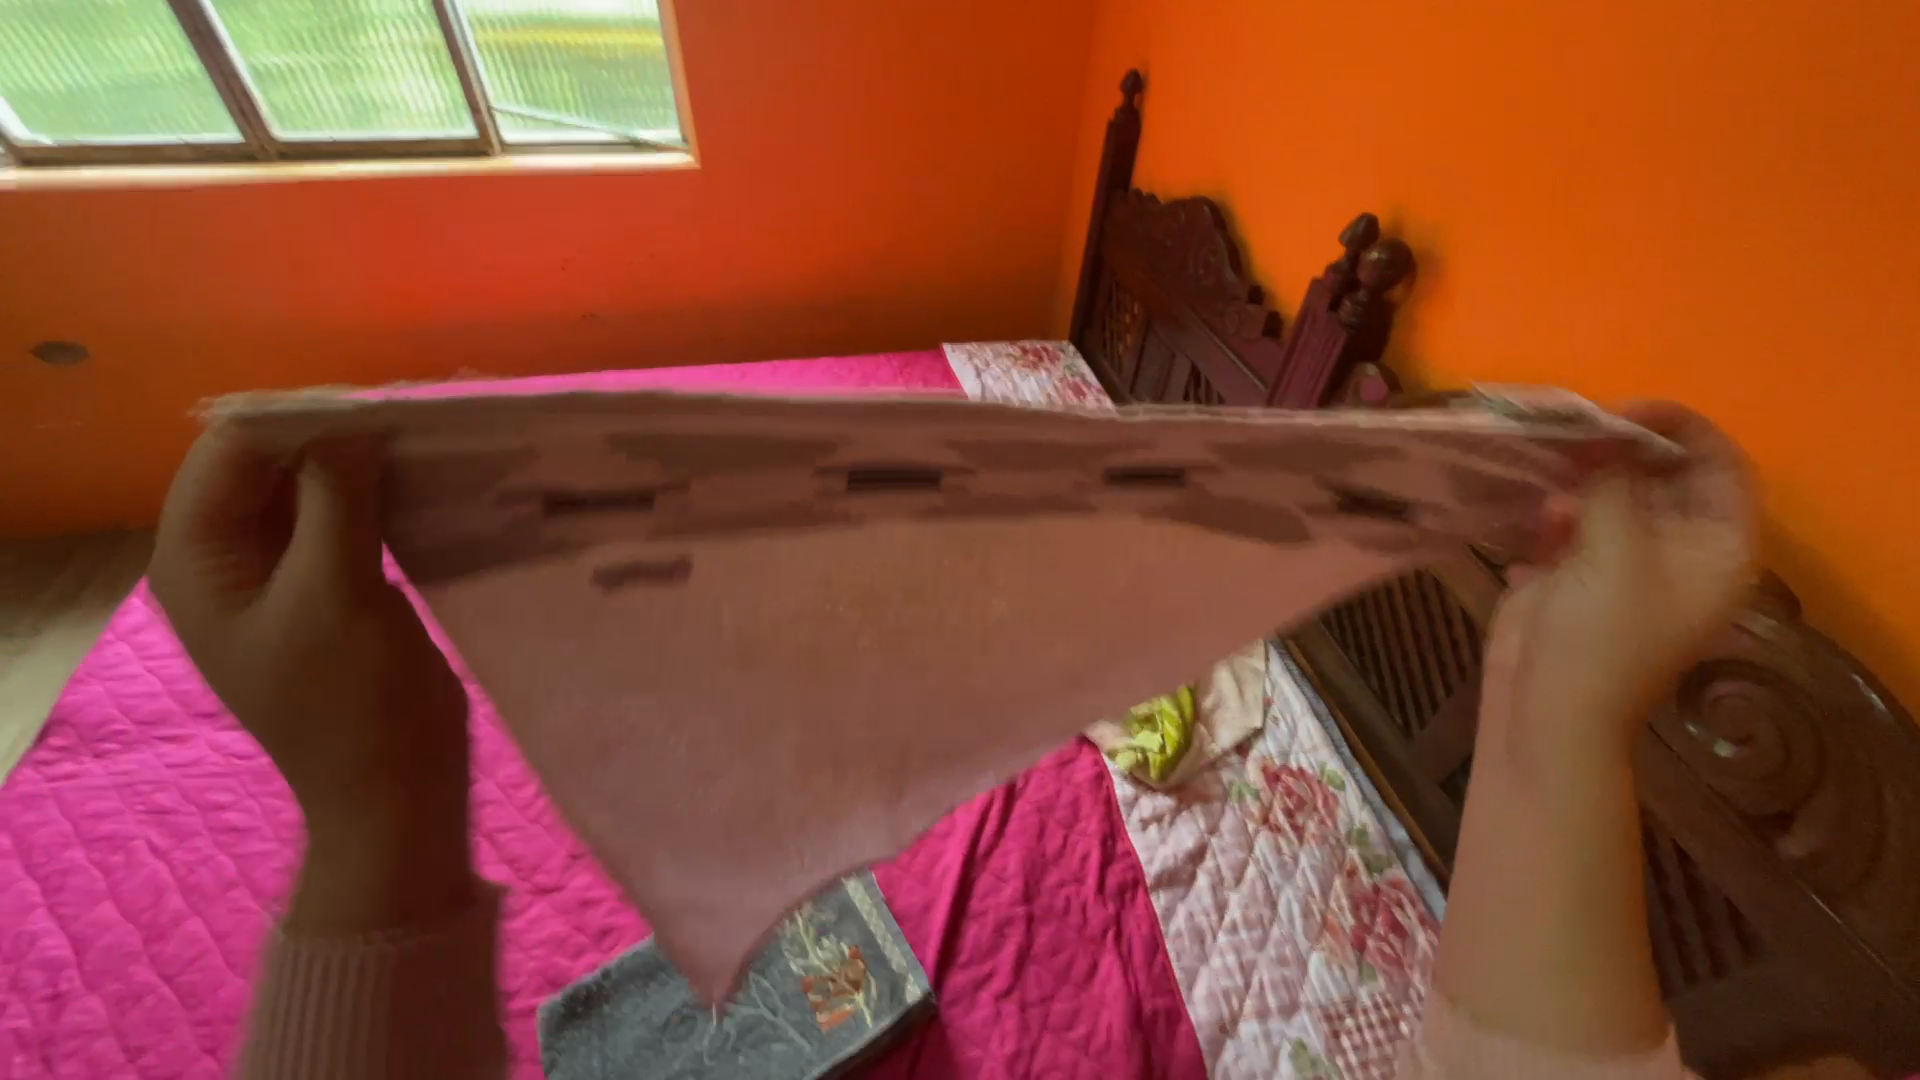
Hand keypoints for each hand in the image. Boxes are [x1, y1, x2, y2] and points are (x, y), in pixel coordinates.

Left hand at [150, 425, 475, 929]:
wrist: (396, 781)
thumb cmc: (354, 699)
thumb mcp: (338, 594)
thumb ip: (336, 502)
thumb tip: (351, 420)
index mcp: (200, 557)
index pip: (234, 453)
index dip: (301, 417)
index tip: (382, 400)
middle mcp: (235, 555)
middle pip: (275, 466)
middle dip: (339, 436)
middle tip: (416, 416)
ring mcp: (293, 571)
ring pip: (321, 490)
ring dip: (370, 464)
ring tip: (431, 439)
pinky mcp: (343, 584)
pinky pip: (355, 519)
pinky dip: (388, 497)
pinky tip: (433, 483)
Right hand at [1480, 402, 1756, 764]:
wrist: (1546, 703)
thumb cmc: (1599, 634)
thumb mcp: (1615, 553)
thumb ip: (1611, 488)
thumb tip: (1599, 439)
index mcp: (1715, 546)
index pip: (1717, 465)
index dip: (1676, 430)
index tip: (1616, 411)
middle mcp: (1675, 548)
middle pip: (1657, 478)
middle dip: (1614, 453)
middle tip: (1564, 433)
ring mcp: (1619, 562)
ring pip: (1603, 500)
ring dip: (1573, 485)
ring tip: (1539, 480)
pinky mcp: (1569, 575)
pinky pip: (1564, 527)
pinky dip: (1545, 516)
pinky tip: (1526, 523)